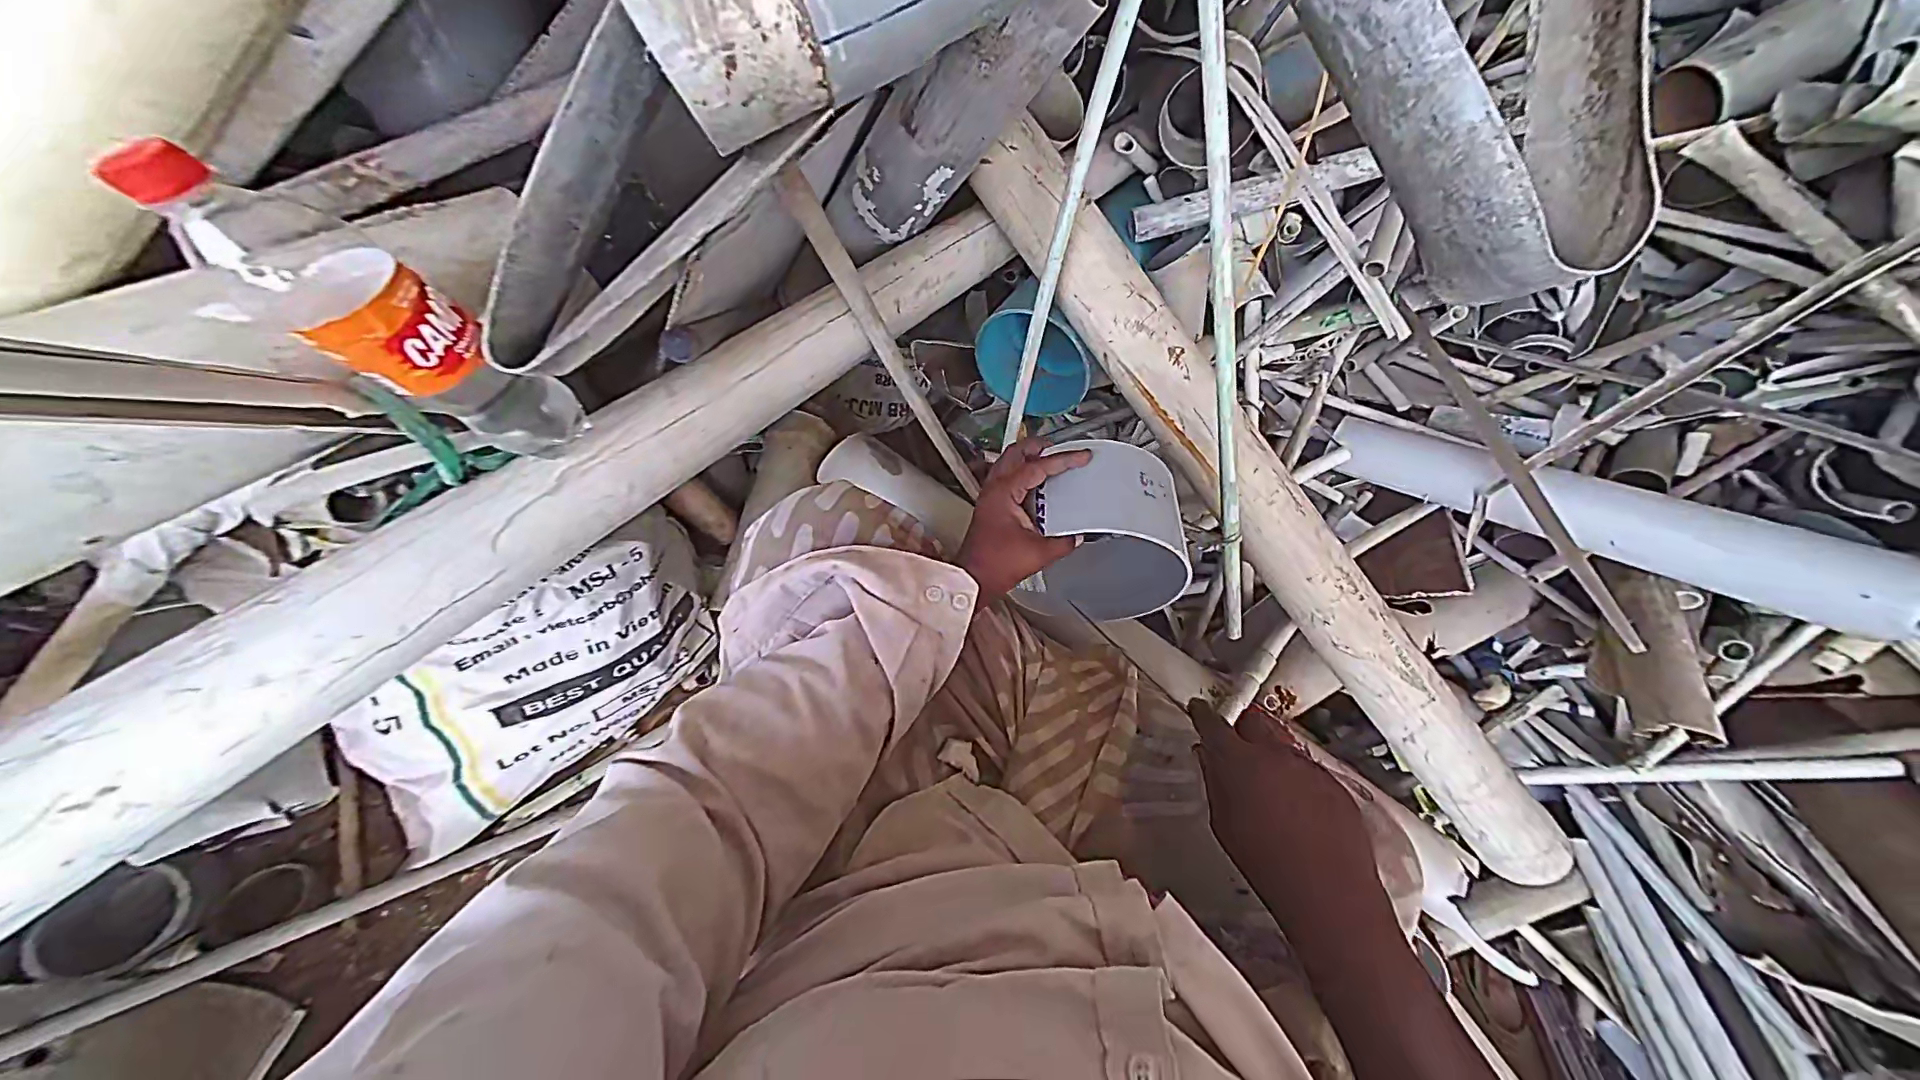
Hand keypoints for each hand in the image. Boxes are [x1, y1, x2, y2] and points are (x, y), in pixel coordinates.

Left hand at [956, 438, 1090, 599]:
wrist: (974, 578)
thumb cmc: (994, 565)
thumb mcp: (1039, 553)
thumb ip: (1063, 541)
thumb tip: (1076, 535)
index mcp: (1004, 493)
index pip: (1037, 466)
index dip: (1063, 459)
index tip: (1081, 457)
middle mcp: (994, 489)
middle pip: (1016, 452)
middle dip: (1041, 447)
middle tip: (1063, 449)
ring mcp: (990, 496)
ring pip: (1009, 462)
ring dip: (1030, 458)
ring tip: (1053, 462)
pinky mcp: (991, 505)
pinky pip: (1008, 478)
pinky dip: (1024, 474)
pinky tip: (1040, 485)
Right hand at [1189, 698, 1386, 919]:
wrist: (1327, 889)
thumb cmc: (1266, 861)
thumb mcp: (1223, 822)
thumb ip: (1214, 781)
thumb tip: (1208, 759)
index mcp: (1238, 759)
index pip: (1214, 723)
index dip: (1203, 714)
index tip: (1200, 711)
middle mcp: (1274, 753)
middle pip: (1254, 721)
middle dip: (1241, 727)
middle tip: (1233, 744)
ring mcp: (1308, 766)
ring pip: (1282, 744)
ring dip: (1270, 754)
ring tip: (1264, 783)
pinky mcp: (1335, 783)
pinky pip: (1308, 769)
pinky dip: (1296, 777)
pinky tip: (1294, 805)